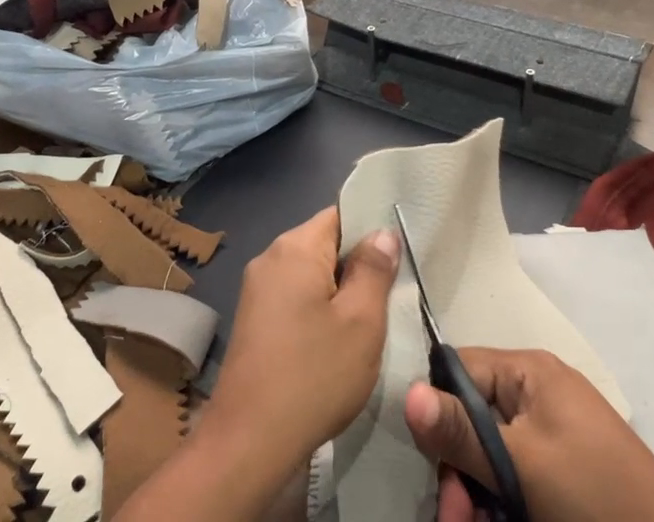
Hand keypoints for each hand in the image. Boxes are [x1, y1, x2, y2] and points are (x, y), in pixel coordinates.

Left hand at [202, 206, 399, 463]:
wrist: (251, 437)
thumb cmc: (315, 374)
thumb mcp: (362, 321)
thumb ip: (373, 270)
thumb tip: (381, 233)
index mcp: (294, 248)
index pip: (339, 215)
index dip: (372, 227)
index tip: (402, 251)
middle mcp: (269, 259)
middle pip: (324, 244)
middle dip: (358, 263)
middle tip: (395, 290)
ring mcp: (256, 291)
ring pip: (311, 274)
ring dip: (340, 291)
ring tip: (373, 318)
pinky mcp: (254, 320)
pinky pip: (295, 298)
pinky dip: (320, 310)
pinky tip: (339, 339)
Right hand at [404, 348, 653, 521]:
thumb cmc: (592, 494)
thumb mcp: (520, 464)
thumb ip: (458, 431)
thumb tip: (403, 391)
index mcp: (529, 371)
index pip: (456, 369)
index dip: (435, 410)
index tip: (428, 461)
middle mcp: (536, 393)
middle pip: (468, 418)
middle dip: (456, 470)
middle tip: (455, 515)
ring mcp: (550, 433)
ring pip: (486, 455)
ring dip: (473, 494)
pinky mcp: (559, 470)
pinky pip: (512, 476)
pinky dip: (499, 502)